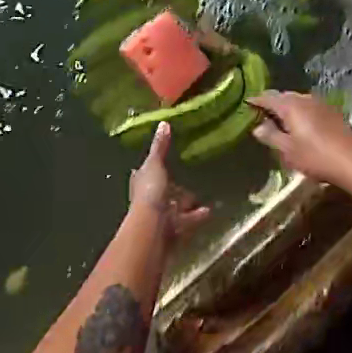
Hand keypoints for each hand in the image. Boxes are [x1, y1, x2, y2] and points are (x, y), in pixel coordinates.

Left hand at [130, 123, 210, 241]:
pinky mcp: (172, 229)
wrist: (152, 228)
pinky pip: (186, 220)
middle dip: (173, 186)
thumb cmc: (150, 193)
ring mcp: (159, 215)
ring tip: (201, 195)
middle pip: (162, 190)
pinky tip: (209, 211)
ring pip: (173, 207)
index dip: (154, 165)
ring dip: (185, 203)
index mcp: (142, 182)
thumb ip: (159, 146)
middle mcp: (148, 198)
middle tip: (189, 178)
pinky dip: (196, 216)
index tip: (165, 160)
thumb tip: (163, 123)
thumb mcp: (155, 164)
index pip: (146, 170)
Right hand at [249, 91, 351, 187]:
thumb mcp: (287, 150)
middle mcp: (304, 98)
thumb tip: (257, 127)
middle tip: (261, 116)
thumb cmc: (315, 156)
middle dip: (271, 103)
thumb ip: (270, 136)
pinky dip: (300, 112)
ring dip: (287, 108)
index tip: (246, 106)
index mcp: (289, 105)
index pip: (267, 97)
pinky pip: (308, 107)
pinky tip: (300, 125)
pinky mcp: (332, 112)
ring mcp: (320, 103)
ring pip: (297, 101)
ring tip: (279, 121)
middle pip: (283, 96)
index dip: (255, 101)